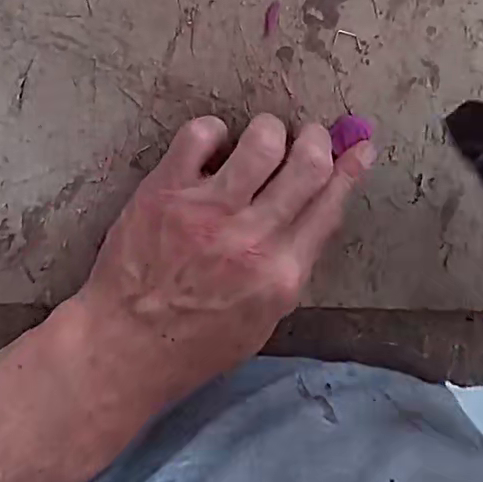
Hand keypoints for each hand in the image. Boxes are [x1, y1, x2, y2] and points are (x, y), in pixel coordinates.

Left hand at [66, 113, 375, 407]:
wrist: (121, 351)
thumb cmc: (200, 337)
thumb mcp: (267, 312)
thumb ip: (300, 254)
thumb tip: (329, 197)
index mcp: (281, 274)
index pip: (331, 201)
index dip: (352, 166)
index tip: (361, 144)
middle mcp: (250, 241)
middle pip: (308, 162)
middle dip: (316, 138)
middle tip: (306, 137)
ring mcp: (206, 213)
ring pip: (263, 139)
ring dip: (270, 130)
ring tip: (260, 141)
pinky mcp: (165, 192)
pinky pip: (202, 133)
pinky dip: (214, 131)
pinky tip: (212, 149)